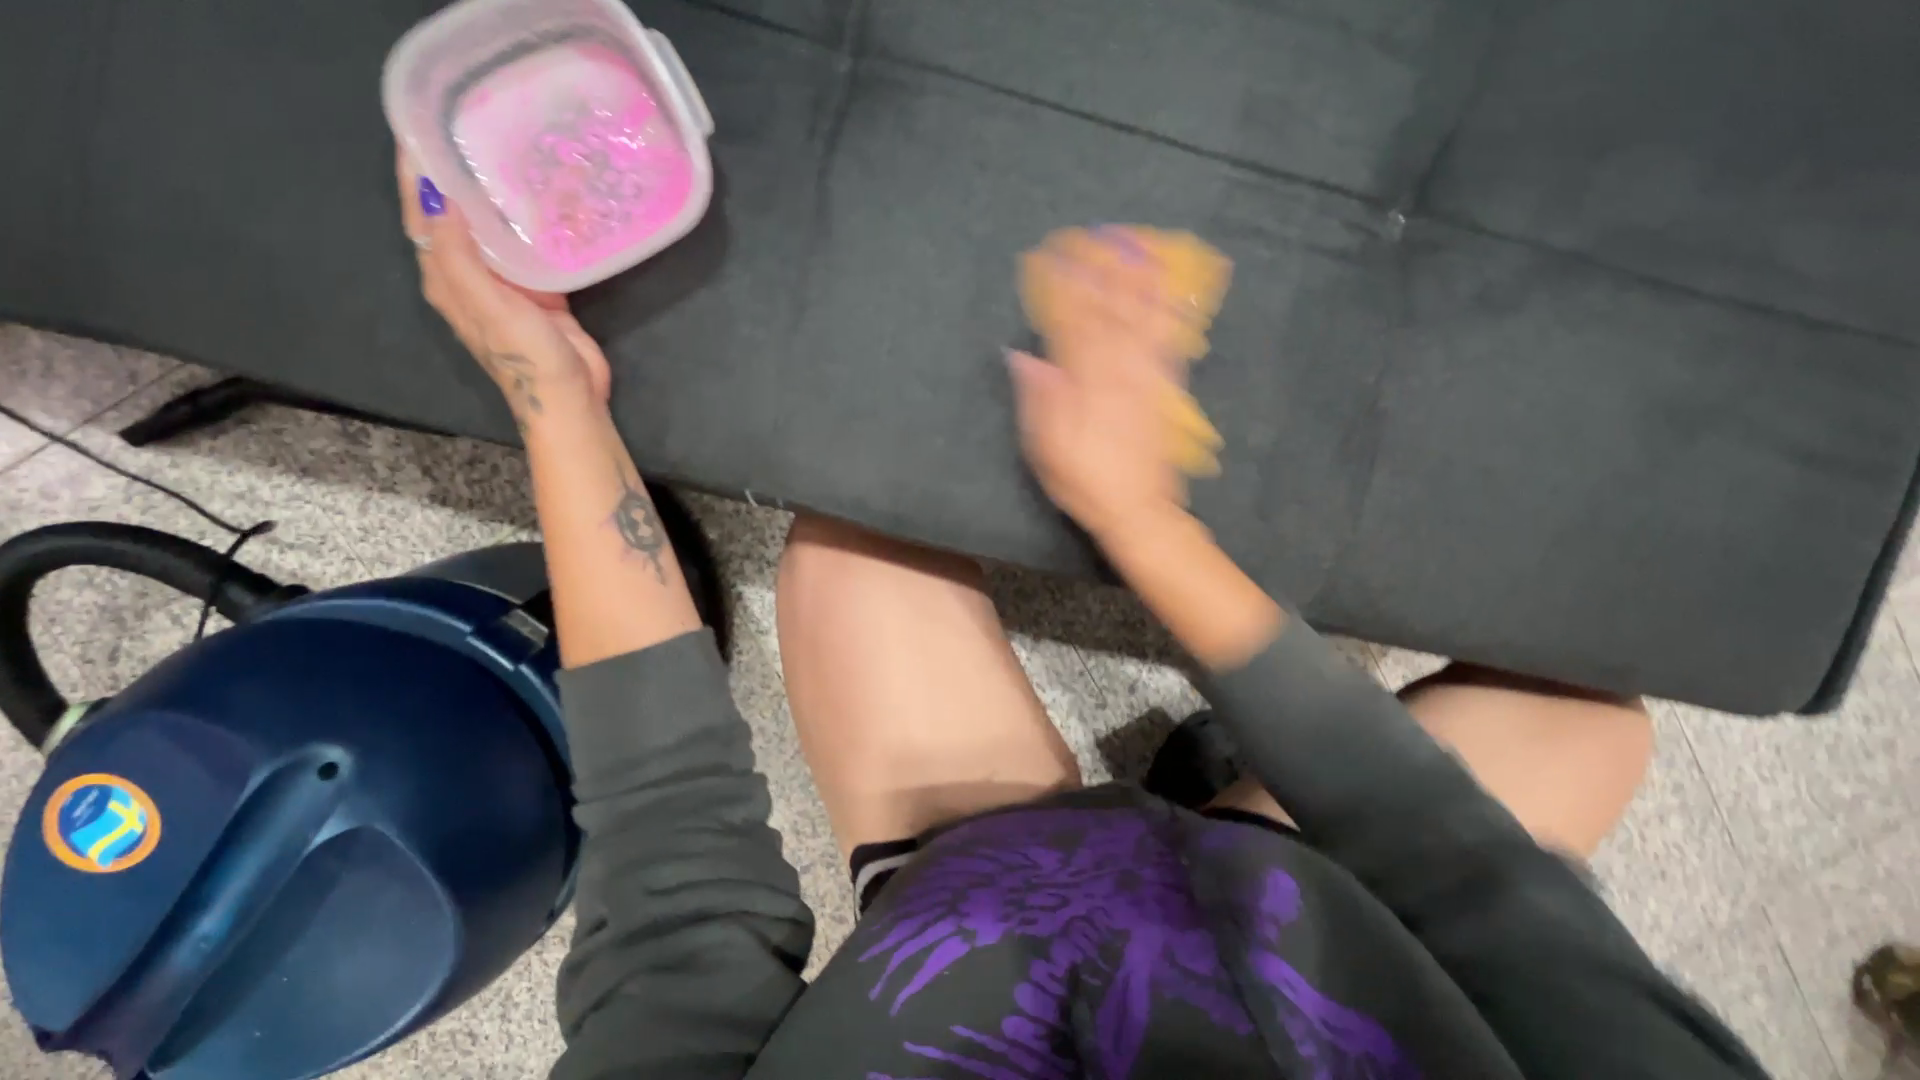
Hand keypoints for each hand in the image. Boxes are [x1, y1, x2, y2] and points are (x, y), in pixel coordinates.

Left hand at [397, 151, 610, 423]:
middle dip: (458, 174)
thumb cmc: (525, 357)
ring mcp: (507, 283)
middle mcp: (471, 274)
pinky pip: (533, 246)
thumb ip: (461, 255)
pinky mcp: (542, 290)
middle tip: (472, 126)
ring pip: (496, 227)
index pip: (421, 214)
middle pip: (457, 215)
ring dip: (500, 193)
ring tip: (512, 150)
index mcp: (446, 277)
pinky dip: (537, 221)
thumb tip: (436, 196)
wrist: (571, 398)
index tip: (420, 127)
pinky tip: (551, 197)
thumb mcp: (488, 305)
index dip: (415, 173)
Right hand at [1008, 229, 1196, 538]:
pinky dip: (1169, 315)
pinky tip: (1170, 294)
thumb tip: (1022, 356)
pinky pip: (1169, 344)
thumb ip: (1038, 399)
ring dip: (1139, 282)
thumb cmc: (1084, 480)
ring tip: (1139, 247)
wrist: (1137, 509)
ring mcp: (1144, 379)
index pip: (1070, 324)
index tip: (1051, 256)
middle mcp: (1116, 372)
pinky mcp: (1164, 390)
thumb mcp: (1046, 448)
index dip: (1061, 287)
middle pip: (1108, 313)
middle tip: (1097, 235)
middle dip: (1100, 272)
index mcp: (1083, 385)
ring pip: (1141, 320)